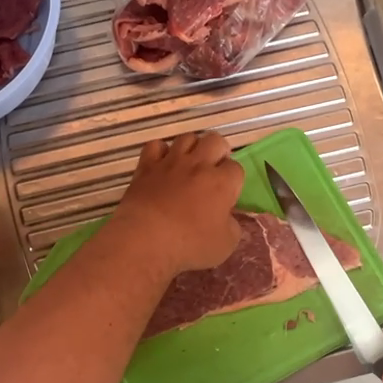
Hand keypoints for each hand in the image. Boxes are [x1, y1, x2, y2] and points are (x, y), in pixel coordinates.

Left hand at [103, 131, 243, 276]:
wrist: (146, 239)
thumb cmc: (189, 244)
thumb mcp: (225, 244)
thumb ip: (232, 226)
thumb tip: (227, 217)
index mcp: (221, 182)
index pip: (236, 168)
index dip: (233, 180)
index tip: (227, 194)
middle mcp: (198, 164)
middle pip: (215, 140)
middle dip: (219, 151)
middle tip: (213, 170)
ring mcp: (171, 162)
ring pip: (187, 138)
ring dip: (192, 148)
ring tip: (189, 163)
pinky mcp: (147, 166)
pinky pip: (156, 146)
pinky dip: (160, 152)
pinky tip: (162, 165)